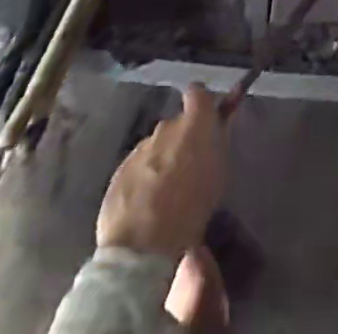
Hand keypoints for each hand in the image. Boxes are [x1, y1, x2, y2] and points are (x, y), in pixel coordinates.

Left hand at [95, 85, 227, 257]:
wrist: (142, 245)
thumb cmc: (192, 207)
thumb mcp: (220, 173)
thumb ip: (218, 142)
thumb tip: (217, 126)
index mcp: (194, 125)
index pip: (198, 92)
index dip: (203, 100)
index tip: (208, 115)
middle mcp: (164, 129)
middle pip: (177, 123)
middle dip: (185, 137)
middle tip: (191, 164)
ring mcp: (138, 150)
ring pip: (157, 145)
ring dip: (164, 157)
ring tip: (167, 189)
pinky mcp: (118, 172)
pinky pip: (139, 165)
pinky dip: (146, 175)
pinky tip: (148, 202)